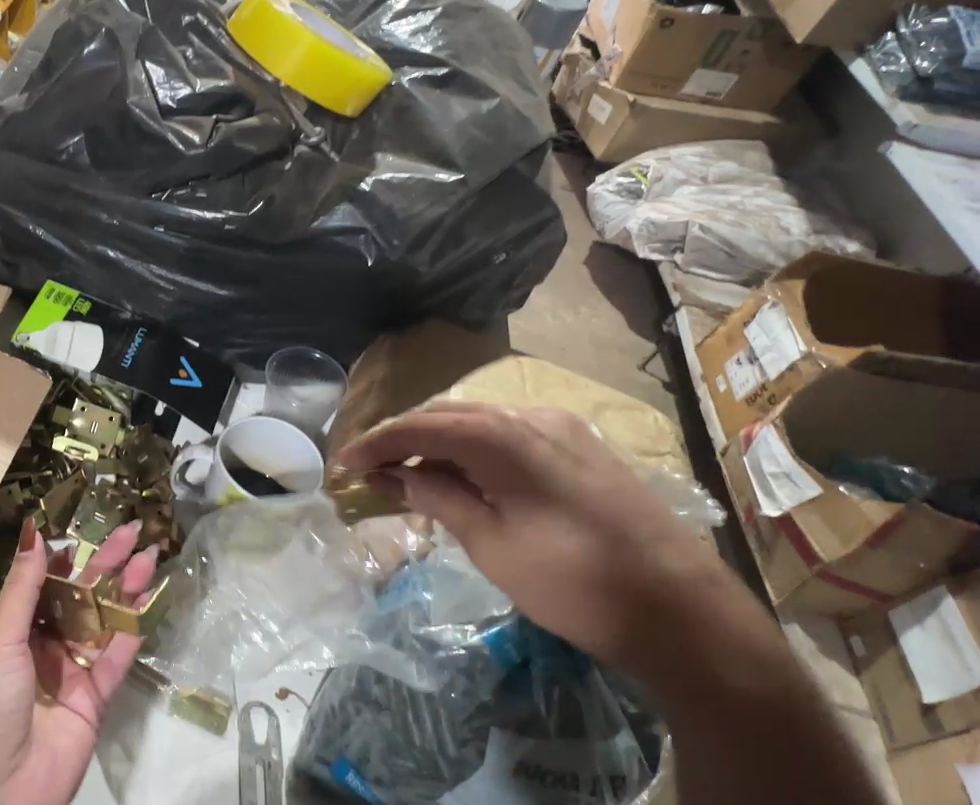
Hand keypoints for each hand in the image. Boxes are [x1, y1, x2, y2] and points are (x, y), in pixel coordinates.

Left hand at [0, 519, 158, 804]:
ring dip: (125, 590)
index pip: (44, 585)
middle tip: (133, 530)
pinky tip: (147, 600)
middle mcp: (42, 647)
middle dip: (105, 565)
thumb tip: (33, 530)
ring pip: (102, 623)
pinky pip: (115, 659)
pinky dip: (132, 631)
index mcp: (12, 632)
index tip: (88, 530)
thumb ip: (23, 588)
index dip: (66, 558)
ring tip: (149, 557)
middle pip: (79, 598)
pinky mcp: (95, 700)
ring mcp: (71, 673)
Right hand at [336, 401, 747, 674]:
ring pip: (480, 421)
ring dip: (439, 442)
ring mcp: (564, 430)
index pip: (420, 426)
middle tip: (371, 468)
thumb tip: (396, 474)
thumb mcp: (492, 544)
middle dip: (404, 438)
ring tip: (409, 472)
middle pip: (448, 415)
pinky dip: (474, 448)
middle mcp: (531, 417)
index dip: (377, 443)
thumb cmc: (576, 582)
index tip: (343, 463)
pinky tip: (463, 475)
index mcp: (503, 435)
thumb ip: (439, 498)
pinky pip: (510, 434)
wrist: (687, 615)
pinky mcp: (584, 450)